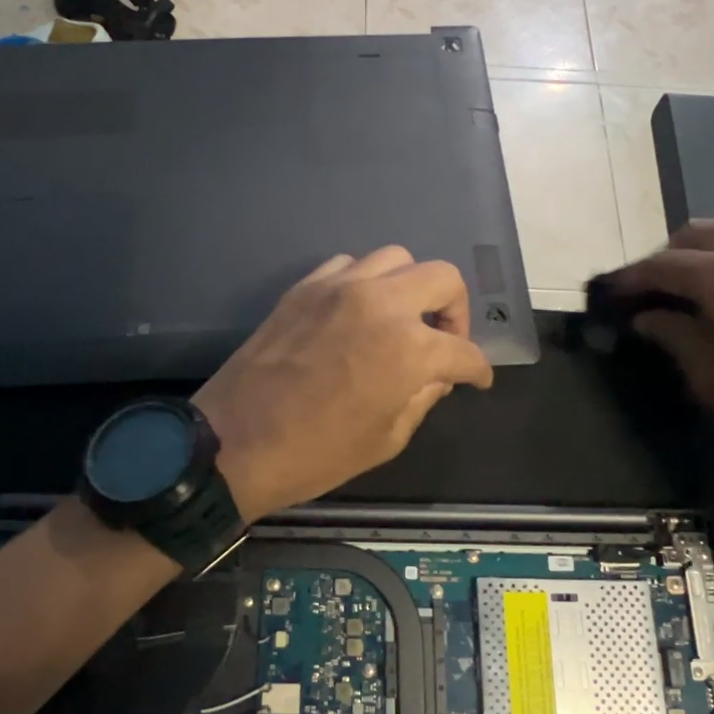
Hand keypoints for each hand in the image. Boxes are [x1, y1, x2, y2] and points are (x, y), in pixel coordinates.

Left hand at [194, 247, 494, 521]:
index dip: (478, 370)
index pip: (464, 351)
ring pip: (396, 259)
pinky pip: (349, 265)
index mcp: (409, 348)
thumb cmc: (316, 454)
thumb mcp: (387, 438)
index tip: (476, 380)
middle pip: (442, 278)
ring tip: (400, 322)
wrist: (235, 443)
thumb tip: (438, 376)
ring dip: (409, 288)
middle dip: (455, 311)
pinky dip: (365, 283)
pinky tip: (357, 314)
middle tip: (444, 342)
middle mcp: (381, 303)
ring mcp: (339, 287)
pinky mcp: (304, 287)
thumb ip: (422, 397)